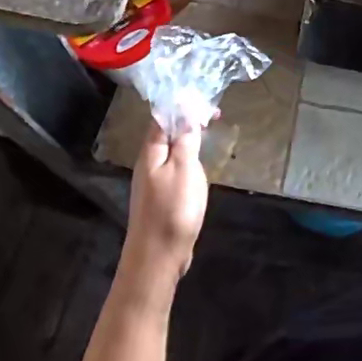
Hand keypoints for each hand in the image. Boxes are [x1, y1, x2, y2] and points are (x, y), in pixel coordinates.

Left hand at [121, 122, 208, 286]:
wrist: (157, 258)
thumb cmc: (172, 210)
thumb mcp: (184, 169)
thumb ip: (185, 140)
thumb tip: (187, 114)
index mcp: (151, 151)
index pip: (164, 117)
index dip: (183, 106)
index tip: (205, 102)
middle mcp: (148, 162)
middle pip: (166, 133)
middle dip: (187, 121)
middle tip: (213, 116)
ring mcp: (153, 182)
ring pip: (171, 152)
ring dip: (188, 140)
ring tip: (207, 134)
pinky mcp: (160, 199)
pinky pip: (175, 170)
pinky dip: (188, 161)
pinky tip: (199, 168)